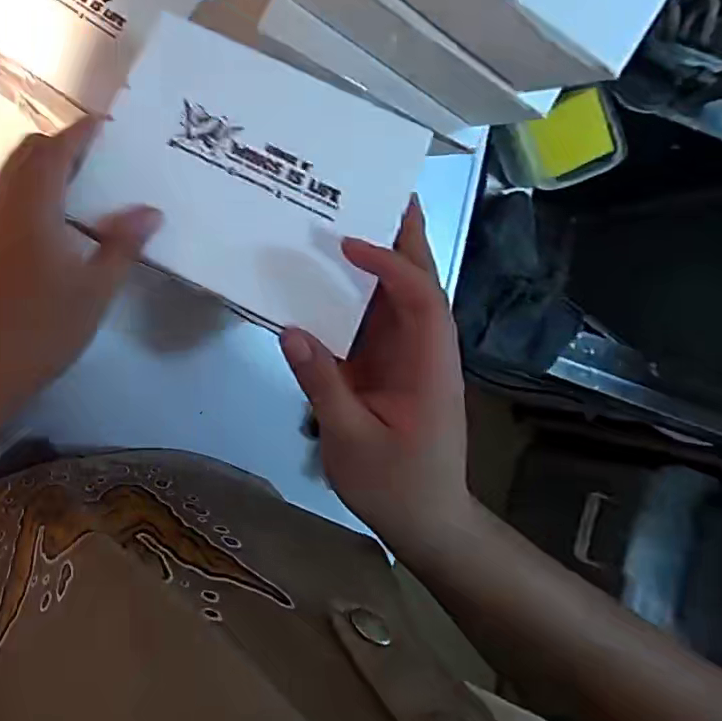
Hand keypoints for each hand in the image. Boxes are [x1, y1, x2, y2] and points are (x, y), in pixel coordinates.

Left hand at [0, 118, 160, 411]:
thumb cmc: (38, 327)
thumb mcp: (94, 289)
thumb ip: (122, 245)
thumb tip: (149, 212)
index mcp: (31, 204)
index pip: (56, 149)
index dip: (82, 132)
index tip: (107, 127)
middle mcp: (0, 203)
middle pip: (27, 153)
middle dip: (61, 146)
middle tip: (97, 162)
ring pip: (9, 176)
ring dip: (40, 170)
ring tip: (77, 191)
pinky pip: (0, 200)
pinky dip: (25, 193)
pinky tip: (47, 228)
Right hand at [279, 198, 471, 548]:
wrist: (428, 523)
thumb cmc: (397, 486)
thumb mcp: (352, 439)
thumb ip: (323, 384)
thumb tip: (291, 331)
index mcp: (430, 367)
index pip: (419, 302)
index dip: (391, 267)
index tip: (349, 245)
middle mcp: (425, 353)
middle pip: (423, 287)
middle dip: (410, 241)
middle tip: (389, 197)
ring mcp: (410, 361)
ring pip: (402, 300)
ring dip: (387, 259)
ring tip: (359, 221)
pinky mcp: (391, 370)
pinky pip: (378, 322)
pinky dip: (363, 294)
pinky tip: (337, 278)